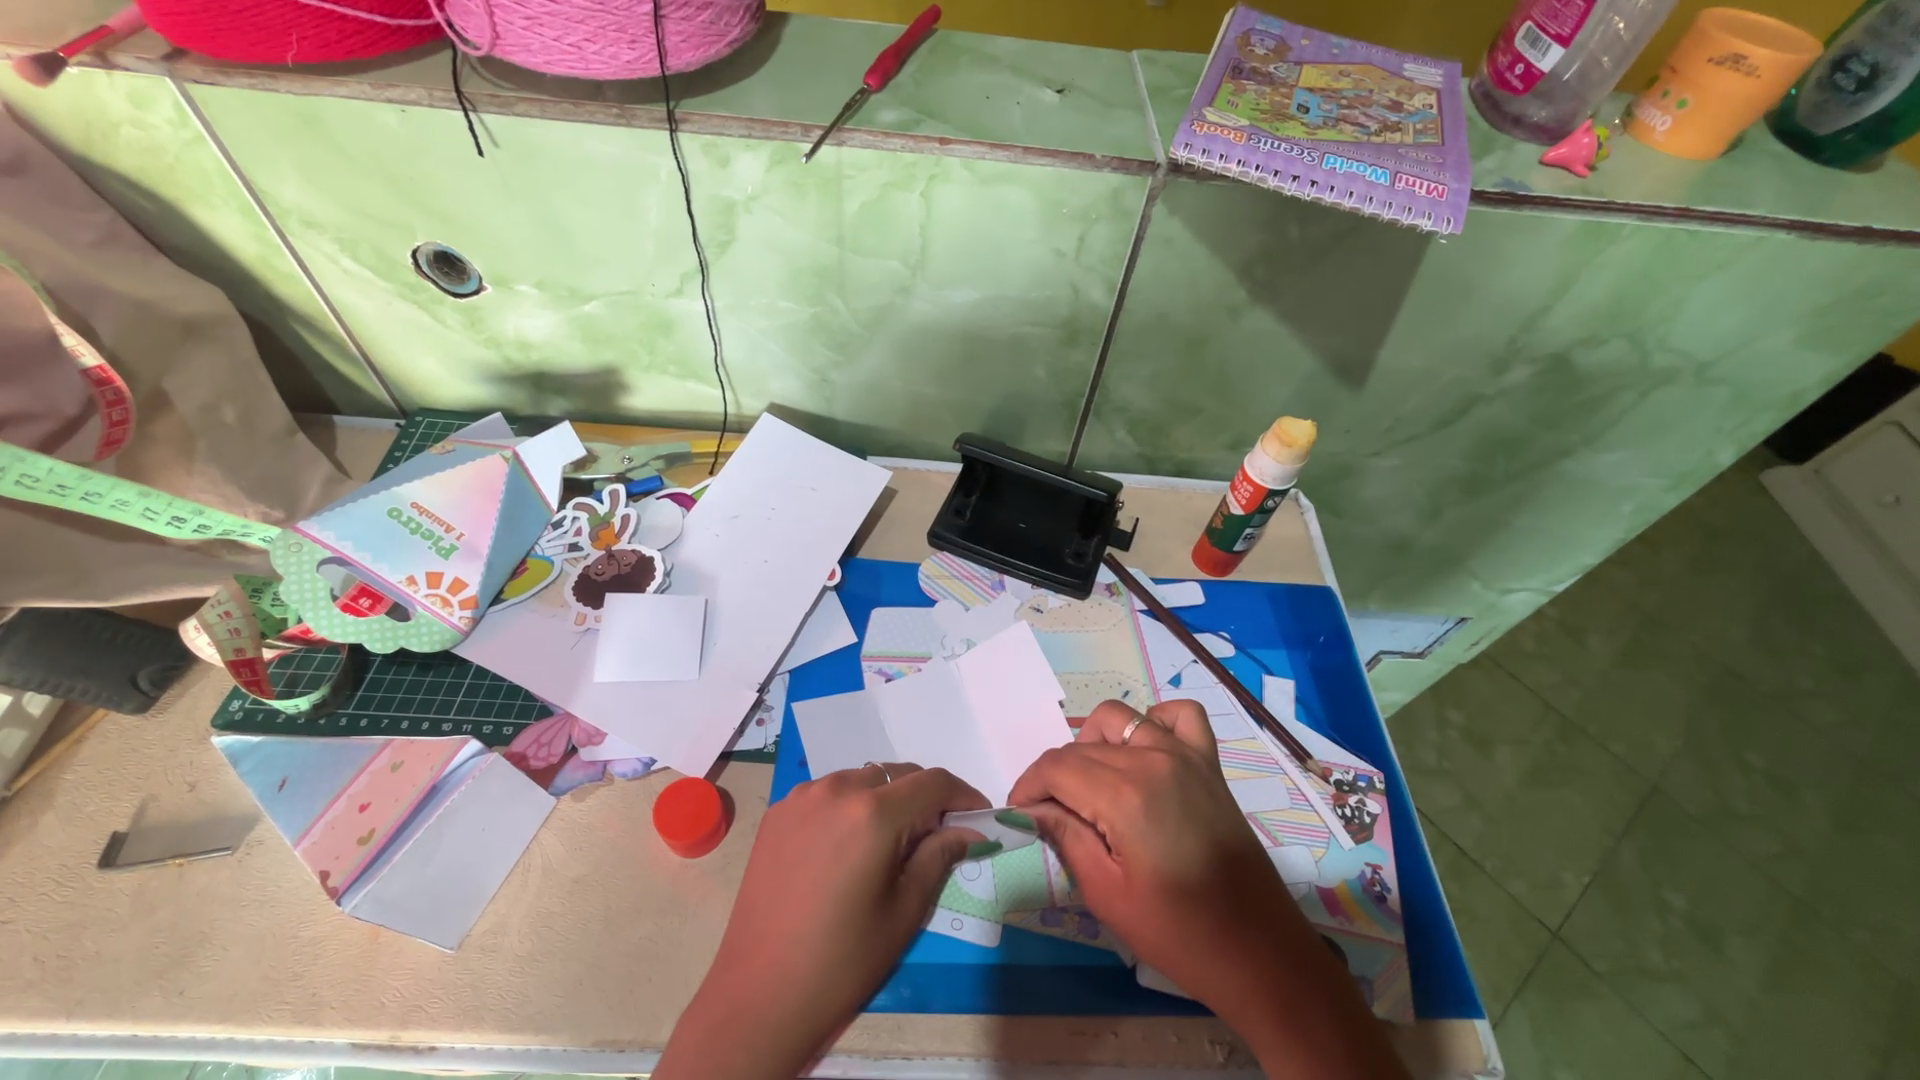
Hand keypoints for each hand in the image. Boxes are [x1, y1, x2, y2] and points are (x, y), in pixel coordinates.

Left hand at [656, 763, 989, 1079]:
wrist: (761, 991)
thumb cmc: (844, 959)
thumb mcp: (905, 910)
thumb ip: (939, 857)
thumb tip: (969, 831)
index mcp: (873, 813)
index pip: (933, 782)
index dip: (963, 795)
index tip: (978, 818)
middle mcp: (835, 790)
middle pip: (896, 776)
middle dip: (923, 800)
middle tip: (934, 838)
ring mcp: (800, 799)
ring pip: (859, 781)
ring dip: (884, 801)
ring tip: (888, 845)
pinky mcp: (776, 815)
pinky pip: (826, 795)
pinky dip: (848, 807)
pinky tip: (847, 848)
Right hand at [1008, 700, 1406, 1079]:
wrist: (1257, 950)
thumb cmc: (1178, 933)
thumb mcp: (1106, 894)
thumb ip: (1065, 837)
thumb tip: (1031, 809)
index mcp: (1124, 793)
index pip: (1055, 767)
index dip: (1028, 788)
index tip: (1020, 815)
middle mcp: (1153, 759)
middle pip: (1081, 746)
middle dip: (1055, 776)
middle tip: (1052, 817)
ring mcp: (1186, 755)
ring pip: (1120, 719)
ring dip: (1093, 745)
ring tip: (1092, 788)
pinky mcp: (1210, 764)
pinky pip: (1178, 716)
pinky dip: (1154, 724)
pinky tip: (1144, 756)